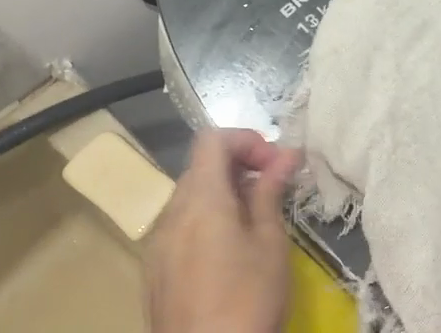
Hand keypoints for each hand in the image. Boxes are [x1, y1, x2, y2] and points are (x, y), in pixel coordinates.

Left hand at [144, 128, 301, 332]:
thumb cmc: (248, 300)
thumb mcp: (270, 241)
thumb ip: (270, 191)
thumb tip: (285, 154)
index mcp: (200, 201)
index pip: (212, 140)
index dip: (247, 140)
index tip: (276, 164)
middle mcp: (170, 217)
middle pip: (201, 168)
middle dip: (240, 166)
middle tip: (277, 188)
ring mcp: (157, 249)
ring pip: (191, 199)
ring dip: (226, 194)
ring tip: (259, 220)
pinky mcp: (155, 276)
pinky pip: (181, 229)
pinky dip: (209, 221)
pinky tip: (233, 252)